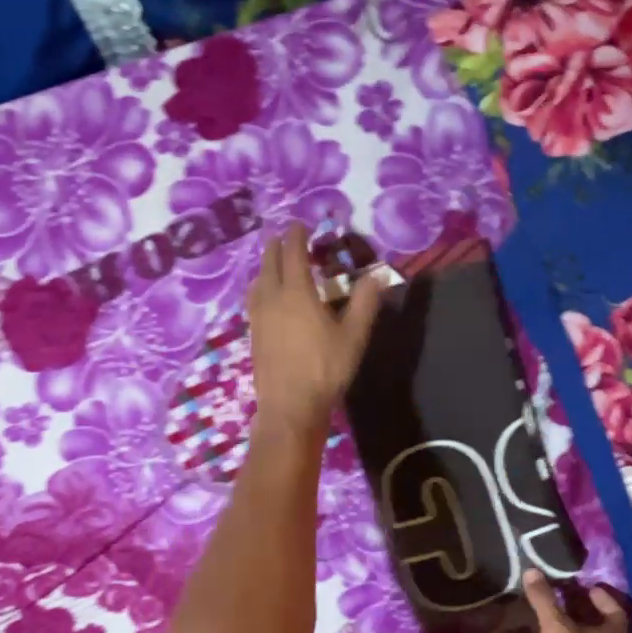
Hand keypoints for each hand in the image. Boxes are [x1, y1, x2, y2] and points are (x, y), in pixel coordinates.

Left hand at [247, 223, 384, 434]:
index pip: (293, 253)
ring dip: (265, 268)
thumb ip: (365, 302)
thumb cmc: (325, 370)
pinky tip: (265, 300)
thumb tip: (378, 273)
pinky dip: (260, 289)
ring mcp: (258, 319)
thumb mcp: (354, 337)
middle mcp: (272, 299)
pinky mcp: (253, 337)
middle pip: (269, 263)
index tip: (299, 224)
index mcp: (297, 292)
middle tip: (283, 238)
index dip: (296, 235)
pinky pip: (253, 302)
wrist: (290, 407)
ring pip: (257, 282)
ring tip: (272, 265)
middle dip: (276, 247)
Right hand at [522, 569, 631, 632]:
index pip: (616, 610)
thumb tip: (532, 570)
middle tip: (562, 596)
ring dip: (567, 628)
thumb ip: (544, 600)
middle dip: (581, 611)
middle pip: (599, 626)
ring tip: (546, 615)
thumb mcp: (555, 628)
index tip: (587, 587)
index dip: (604, 597)